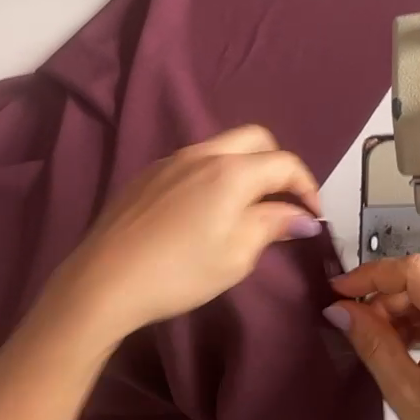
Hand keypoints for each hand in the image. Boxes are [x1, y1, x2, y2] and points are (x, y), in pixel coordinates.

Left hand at [46, 125, 323, 342]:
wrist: (105, 280)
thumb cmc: (179, 272)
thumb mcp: (236, 255)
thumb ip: (272, 226)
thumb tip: (300, 216)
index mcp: (231, 171)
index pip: (284, 163)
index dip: (307, 187)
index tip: (313, 216)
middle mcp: (202, 154)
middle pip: (254, 140)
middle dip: (277, 165)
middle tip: (282, 202)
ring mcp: (169, 161)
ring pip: (220, 148)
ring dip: (243, 168)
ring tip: (245, 208)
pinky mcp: (145, 176)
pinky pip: (192, 163)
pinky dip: (212, 176)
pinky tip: (203, 211)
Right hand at [325, 255, 419, 419]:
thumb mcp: (406, 392)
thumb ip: (372, 341)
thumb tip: (339, 310)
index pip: (416, 272)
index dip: (372, 275)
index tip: (339, 291)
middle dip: (385, 294)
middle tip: (351, 320)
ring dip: (402, 309)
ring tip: (371, 337)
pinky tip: (398, 345)